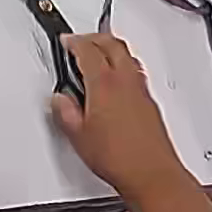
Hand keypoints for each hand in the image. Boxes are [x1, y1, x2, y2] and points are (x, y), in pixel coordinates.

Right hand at [49, 33, 189, 198]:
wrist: (150, 173)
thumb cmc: (119, 157)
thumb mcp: (78, 136)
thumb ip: (66, 112)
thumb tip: (60, 100)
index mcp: (104, 85)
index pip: (88, 51)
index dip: (74, 42)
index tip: (66, 41)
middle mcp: (126, 82)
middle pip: (111, 44)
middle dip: (93, 38)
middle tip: (80, 41)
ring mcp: (141, 90)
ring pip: (126, 55)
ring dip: (110, 48)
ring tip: (98, 52)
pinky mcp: (150, 102)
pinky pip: (135, 71)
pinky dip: (123, 64)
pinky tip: (117, 77)